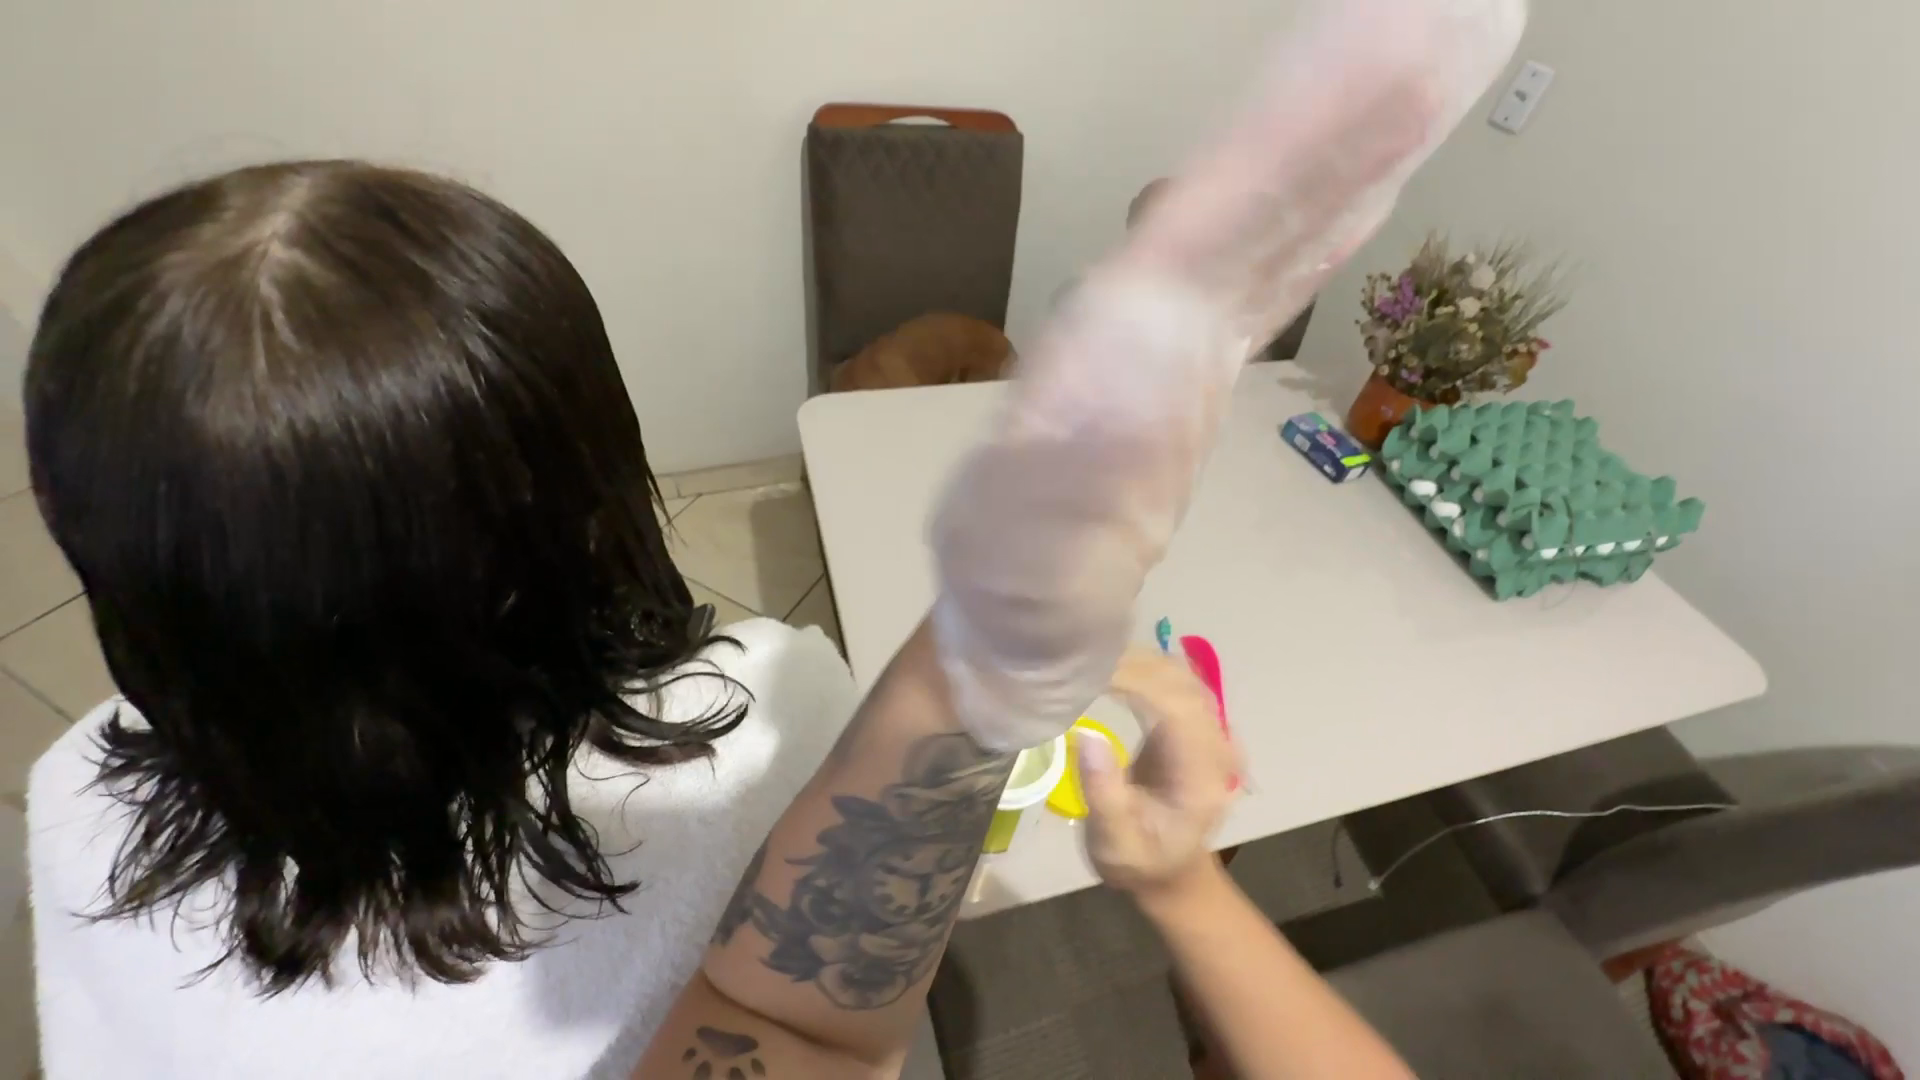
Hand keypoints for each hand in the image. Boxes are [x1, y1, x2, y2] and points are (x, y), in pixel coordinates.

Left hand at [926, 0, 1521, 751]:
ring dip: (1345, 152)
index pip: (1201, 231)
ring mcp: (1173, 359)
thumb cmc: (1009, 598)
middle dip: (1339, 113)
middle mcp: (1140, 336)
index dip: (1287, 145)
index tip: (1380, 45)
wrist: (1013, 626)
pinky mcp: (1192, 392)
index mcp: (1100, 355)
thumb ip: (1063, 476)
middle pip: (1245, 209)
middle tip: (1451, 13)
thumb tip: (1134, 370)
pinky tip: (1367, 194)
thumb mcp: (1019, 553)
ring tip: (1438, 60)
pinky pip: (1266, 293)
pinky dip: (1320, 237)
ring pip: (1265, 235)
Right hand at [1077, 649, 1240, 897]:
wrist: (1171, 872)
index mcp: (1201, 775)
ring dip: (1136, 659)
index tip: (1089, 670)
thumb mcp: (1116, 844)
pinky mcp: (1190, 722)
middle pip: (1181, 682)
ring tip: (1086, 658)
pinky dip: (1140, 665)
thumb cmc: (1139, 861)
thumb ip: (1104, 794)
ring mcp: (1207, 731)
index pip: (1177, 707)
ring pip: (1178, 673)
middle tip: (1077, 660)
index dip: (1137, 680)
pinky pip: (1172, 679)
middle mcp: (1215, 746)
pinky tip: (1107, 663)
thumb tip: (1086, 735)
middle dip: (1132, 663)